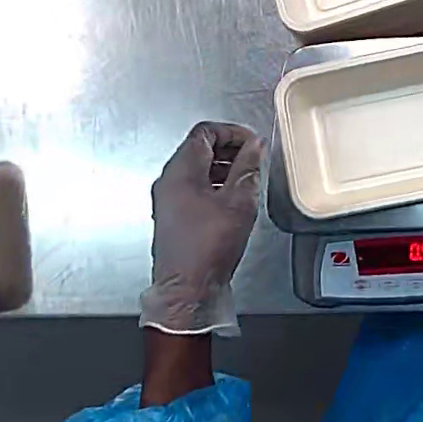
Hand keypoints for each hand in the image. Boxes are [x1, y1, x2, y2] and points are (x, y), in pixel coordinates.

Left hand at [139, 121, 265, 336]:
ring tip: (248, 176)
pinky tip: (233, 198)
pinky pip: (193, 188)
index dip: (232, 131)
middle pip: (198, 149)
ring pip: (196, 169)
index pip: (204, 132)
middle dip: (229, 147)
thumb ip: (249, 167)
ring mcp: (167, 200)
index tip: (253, 141)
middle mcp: (168, 181)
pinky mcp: (173, 217)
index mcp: (181, 170)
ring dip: (223, 167)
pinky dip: (215, 184)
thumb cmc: (209, 246)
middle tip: (254, 156)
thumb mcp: (239, 201)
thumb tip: (255, 146)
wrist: (186, 289)